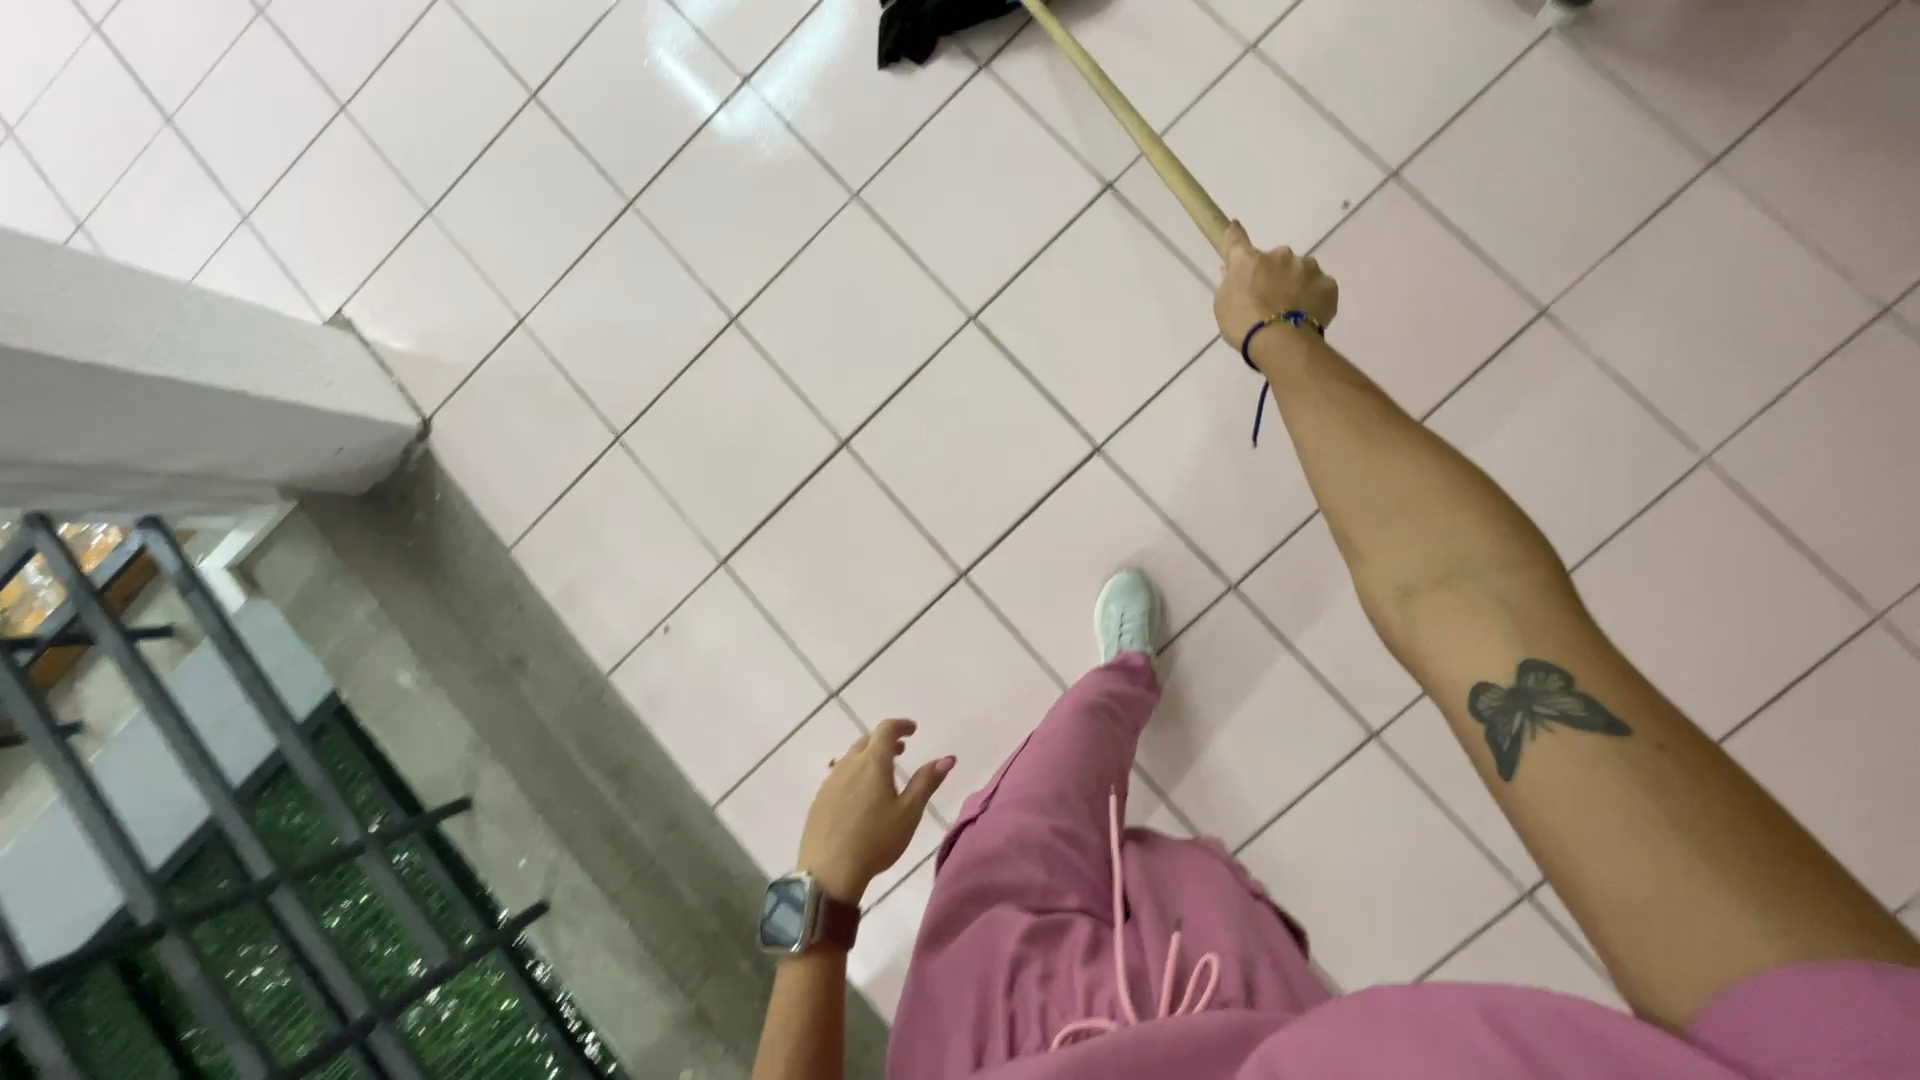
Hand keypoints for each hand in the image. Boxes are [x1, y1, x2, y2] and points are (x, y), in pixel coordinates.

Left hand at [797, 718, 953, 903]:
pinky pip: (839, 775)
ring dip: (869, 756)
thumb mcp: (908, 813)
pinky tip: (860, 795)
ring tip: (882, 773)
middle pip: (867, 741)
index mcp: (872, 763)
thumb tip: (947, 758)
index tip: (913, 730)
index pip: (886, 729)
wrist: (829, 871)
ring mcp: (830, 781)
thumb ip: (926, 782)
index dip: (901, 725)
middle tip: (901, 751)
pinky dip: (854, 773)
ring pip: (851, 757)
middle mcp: (848, 765)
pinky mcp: (819, 799)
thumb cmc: (876, 840)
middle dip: (885, 741)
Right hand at [1214, 220, 1338, 346]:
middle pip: (1277, 260)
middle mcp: (1281, 255)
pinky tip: (1307, 315)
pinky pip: (1319, 288)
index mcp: (1249, 260)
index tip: (1235, 226)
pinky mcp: (1328, 284)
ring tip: (1292, 311)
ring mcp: (1308, 267)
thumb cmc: (1242, 323)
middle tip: (1270, 299)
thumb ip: (1231, 284)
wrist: (1279, 340)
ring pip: (1301, 271)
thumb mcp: (1223, 305)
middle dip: (1274, 274)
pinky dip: (1314, 298)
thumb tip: (1233, 273)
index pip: (1237, 241)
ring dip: (1296, 284)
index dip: (1235, 234)